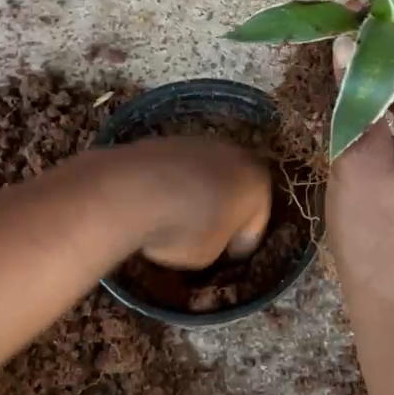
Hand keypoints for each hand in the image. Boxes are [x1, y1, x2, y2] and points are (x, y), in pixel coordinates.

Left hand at [110, 135, 272, 268]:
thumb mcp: (209, 253)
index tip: (230, 254)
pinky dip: (174, 183)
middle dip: (226, 207)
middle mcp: (236, 155)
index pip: (257, 220)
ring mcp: (201, 142)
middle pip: (235, 186)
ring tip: (178, 217)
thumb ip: (218, 240)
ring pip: (207, 173)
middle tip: (209, 232)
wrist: (135, 190)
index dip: (242, 241)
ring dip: (199, 191)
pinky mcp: (169, 140)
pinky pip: (179, 169)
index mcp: (258, 182)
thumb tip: (210, 234)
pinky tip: (157, 203)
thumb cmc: (186, 227)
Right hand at [327, 38, 393, 310]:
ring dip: (389, 75)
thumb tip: (344, 42)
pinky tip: (354, 93)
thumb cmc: (380, 228)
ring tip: (351, 48)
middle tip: (357, 22)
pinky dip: (385, 105)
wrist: (391, 297)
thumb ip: (356, 97)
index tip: (390, 7)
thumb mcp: (360, 157)